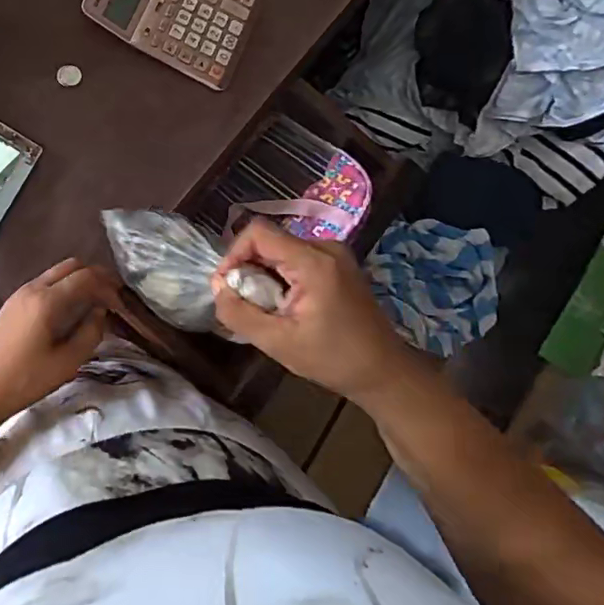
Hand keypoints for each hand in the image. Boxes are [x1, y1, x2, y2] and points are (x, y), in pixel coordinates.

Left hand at [0, 259, 120, 427]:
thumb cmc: (27, 379)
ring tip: (95, 303)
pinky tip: (70, 310)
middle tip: (112, 296)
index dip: (107, 286)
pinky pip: (44, 283)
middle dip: (94, 276)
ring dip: (77, 281)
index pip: (85, 277)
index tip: (122, 302)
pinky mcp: (13, 303)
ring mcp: (19, 293)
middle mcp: (32, 288)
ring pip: (56, 273)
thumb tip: (100, 311)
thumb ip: (90, 332)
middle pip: (70, 266)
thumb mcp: (68, 362)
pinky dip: (62, 288)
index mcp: (46, 300)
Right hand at [211, 218, 407, 398]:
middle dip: (247, 268)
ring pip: (279, 249)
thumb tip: (217, 289)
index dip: (233, 254)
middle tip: (245, 303)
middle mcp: (325, 247)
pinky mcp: (336, 264)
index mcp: (313, 261)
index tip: (228, 286)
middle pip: (268, 240)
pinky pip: (294, 258)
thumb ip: (239, 313)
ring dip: (262, 274)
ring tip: (265, 308)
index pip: (257, 232)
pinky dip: (279, 277)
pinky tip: (284, 306)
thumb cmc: (333, 359)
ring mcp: (334, 254)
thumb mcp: (277, 342)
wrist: (385, 372)